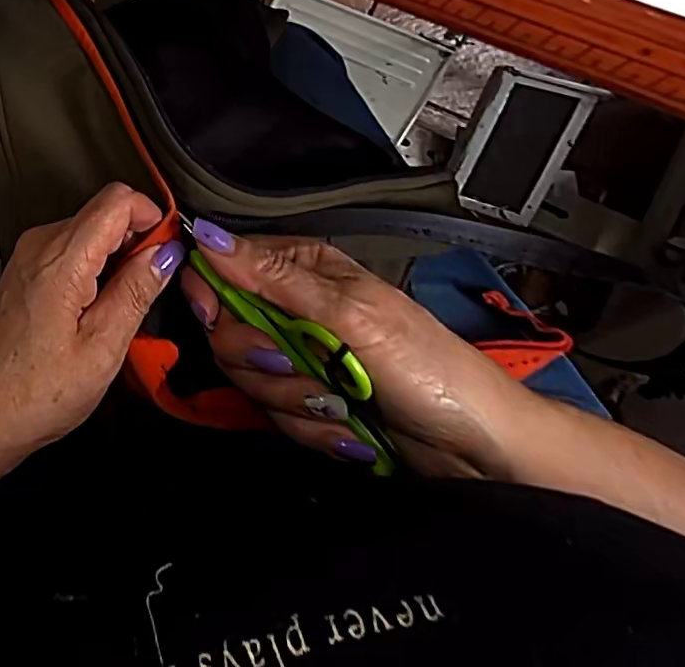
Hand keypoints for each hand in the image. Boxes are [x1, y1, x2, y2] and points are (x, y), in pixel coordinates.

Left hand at [0, 184, 183, 542]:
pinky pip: (73, 247)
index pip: (119, 199)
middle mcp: (41, 244)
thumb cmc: (32, 394)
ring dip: (119, 254)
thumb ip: (137, 290)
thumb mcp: (102, 347)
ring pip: (91, 228)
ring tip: (124, 304)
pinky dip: (97, 264)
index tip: (168, 250)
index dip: (153, 217)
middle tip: (152, 286)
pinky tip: (98, 307)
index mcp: (61, 258)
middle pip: (106, 211)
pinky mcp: (26, 269)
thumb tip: (166, 252)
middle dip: (139, 239)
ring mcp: (29, 254)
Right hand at [179, 221, 542, 477]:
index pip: (226, 266)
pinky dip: (311, 428)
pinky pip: (275, 415)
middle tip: (300, 363)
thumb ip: (273, 277)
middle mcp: (294, 308)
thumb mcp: (348, 312)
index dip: (212, 292)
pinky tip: (347, 425)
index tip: (217, 317)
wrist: (474, 446)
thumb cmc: (428, 366)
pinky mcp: (306, 399)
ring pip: (249, 378)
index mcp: (303, 269)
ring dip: (296, 399)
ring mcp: (299, 356)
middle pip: (228, 328)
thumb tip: (210, 238)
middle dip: (263, 359)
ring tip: (342, 400)